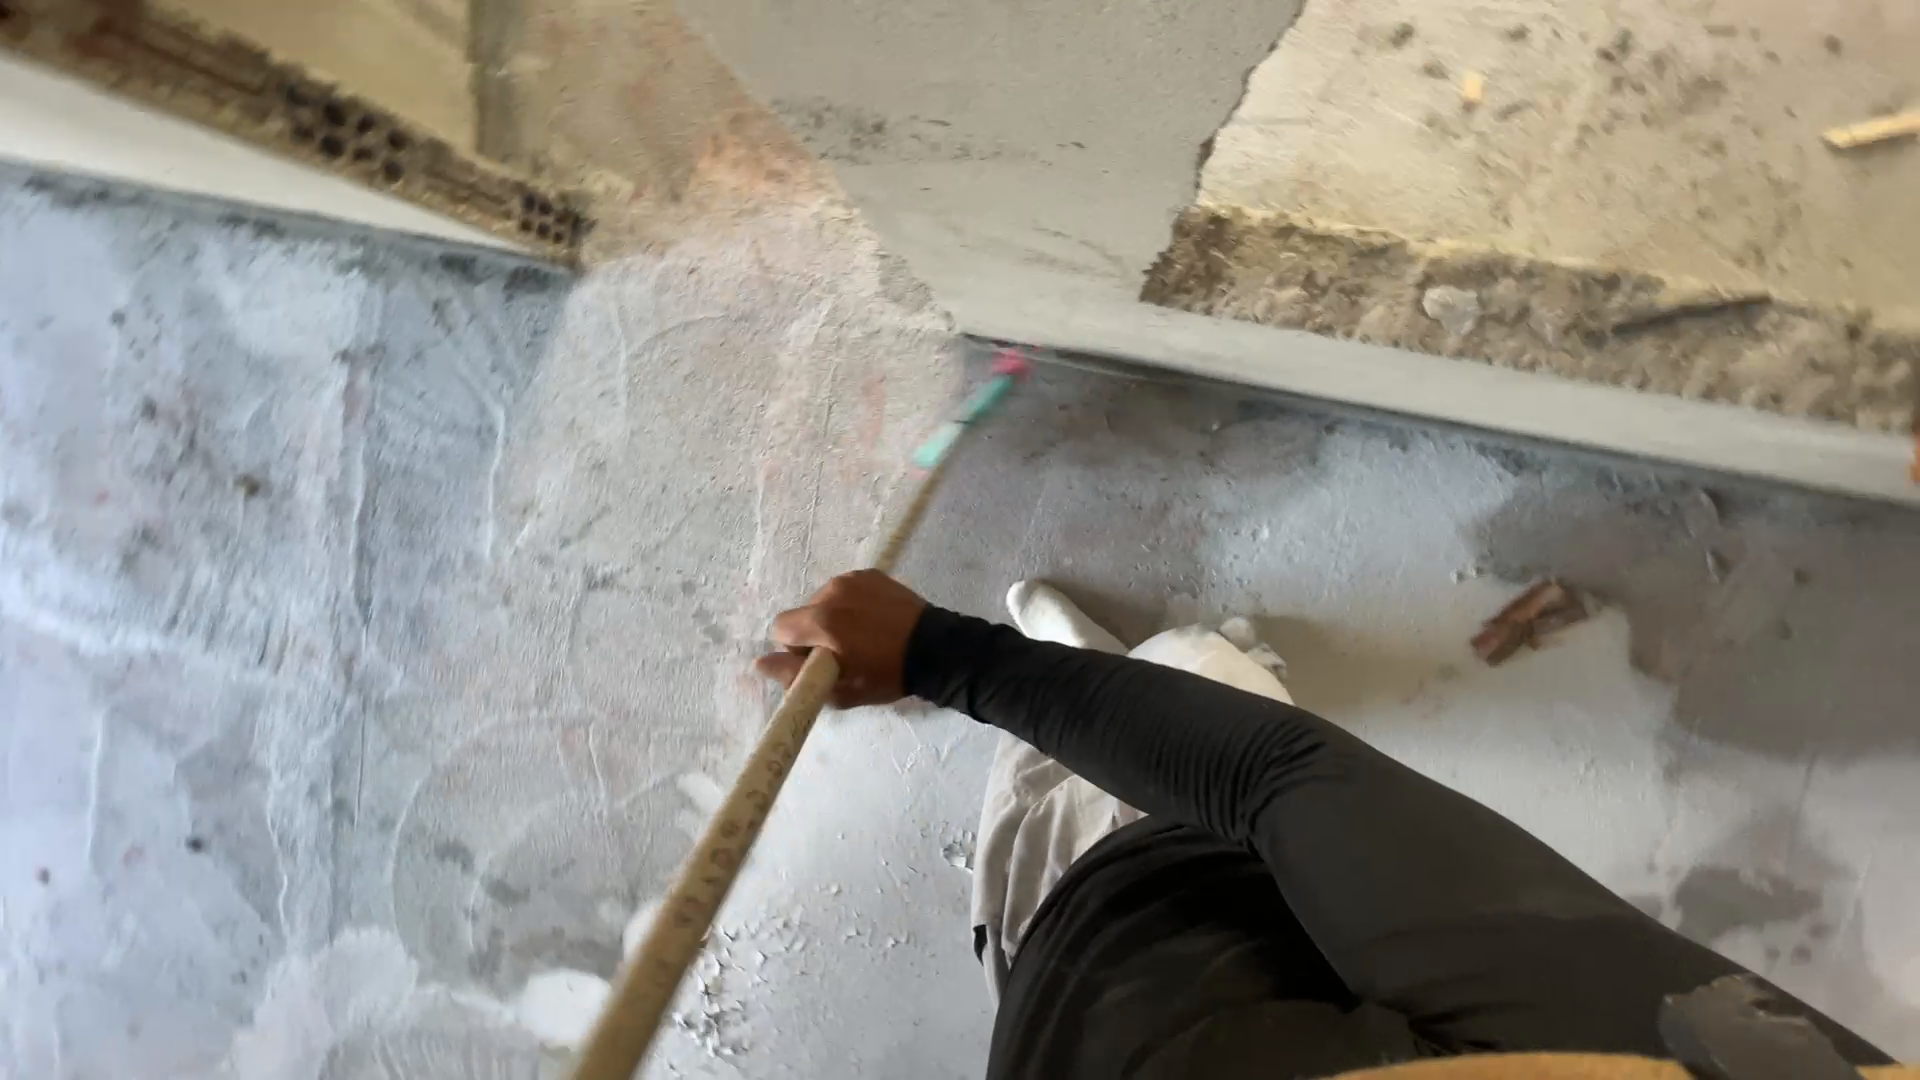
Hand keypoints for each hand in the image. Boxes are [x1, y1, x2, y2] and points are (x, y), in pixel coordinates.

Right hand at [755, 570, 929, 708]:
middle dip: (814, 632)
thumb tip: (760, 663)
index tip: (819, 661)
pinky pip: (847, 590)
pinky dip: (852, 604)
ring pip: (825, 600)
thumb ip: (795, 677)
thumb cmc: (887, 675)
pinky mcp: (872, 574)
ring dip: (833, 616)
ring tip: (863, 634)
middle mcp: (832, 592)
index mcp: (821, 620)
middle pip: (803, 612)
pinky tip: (874, 619)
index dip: (795, 648)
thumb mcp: (841, 691)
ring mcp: (853, 579)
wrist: (936, 649)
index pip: (780, 627)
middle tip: (845, 651)